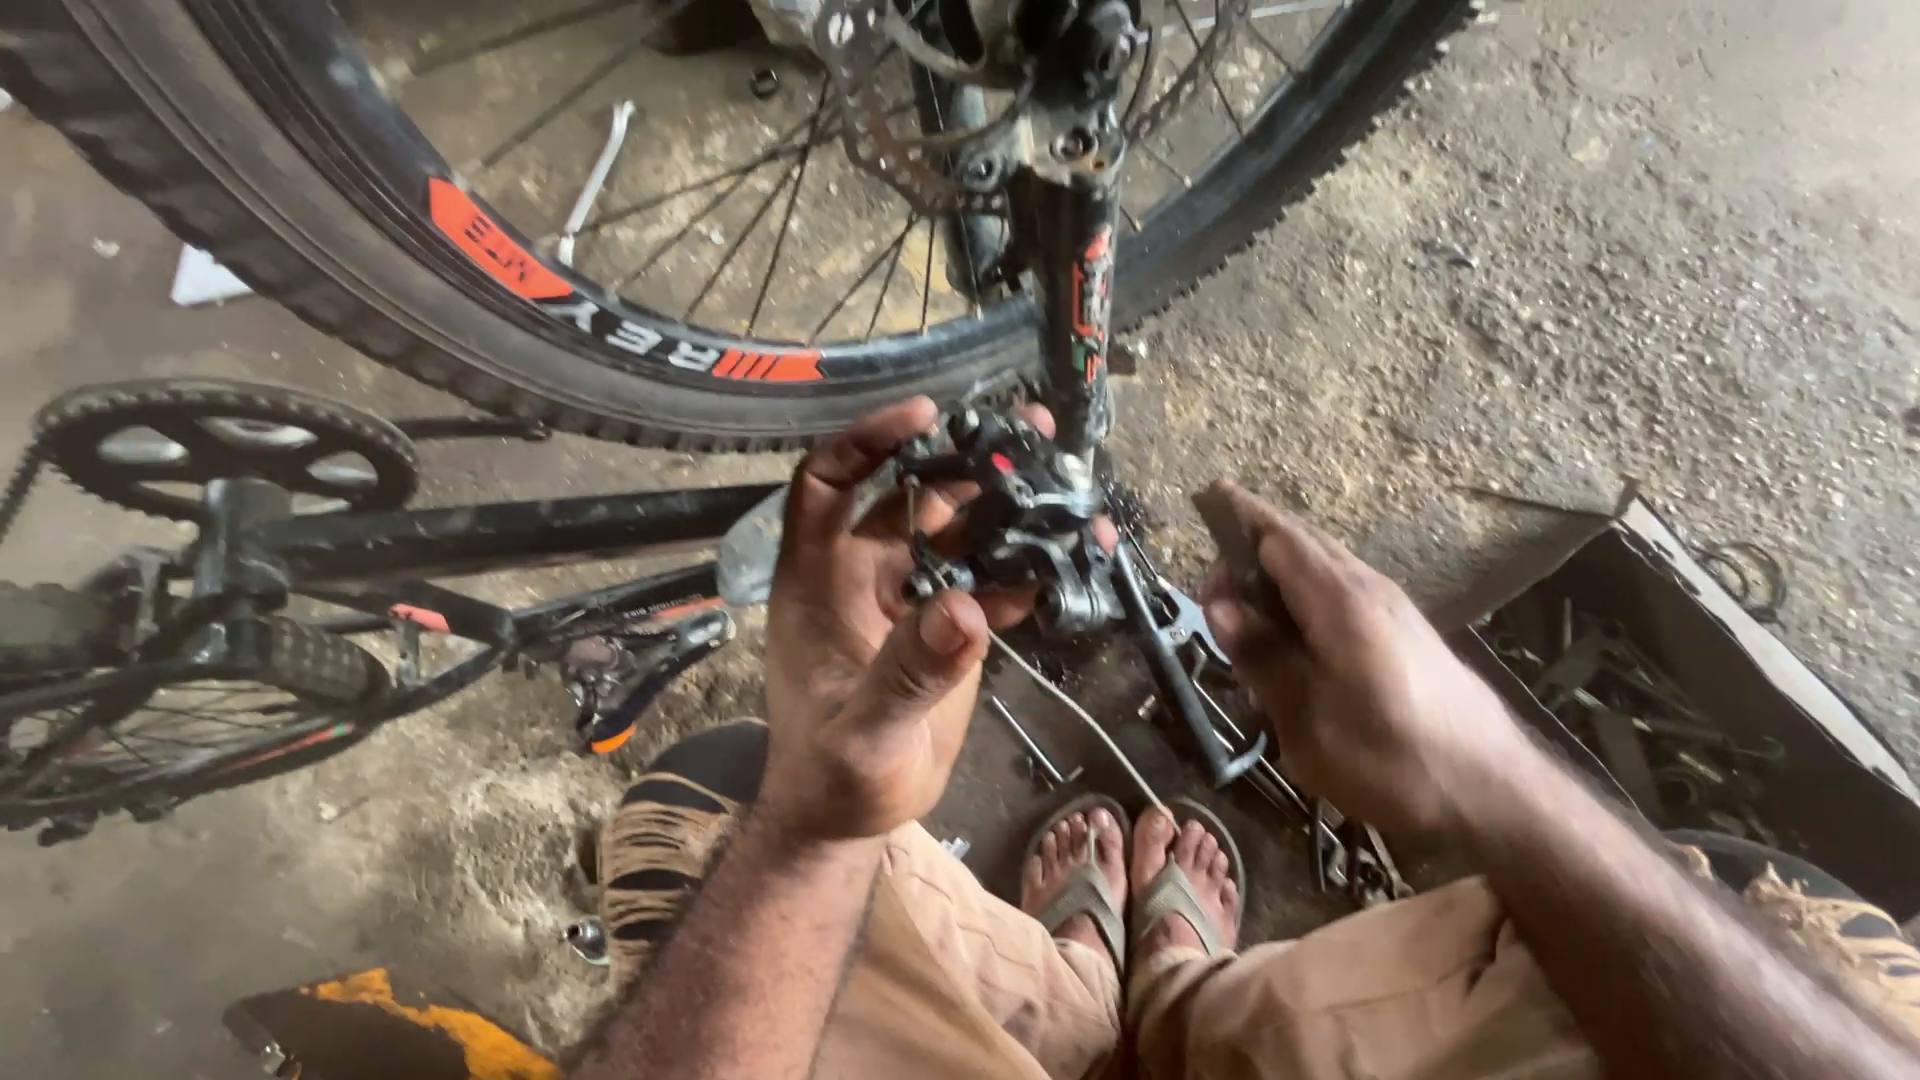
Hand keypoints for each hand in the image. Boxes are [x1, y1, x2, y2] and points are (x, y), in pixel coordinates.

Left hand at [758, 397, 1070, 842]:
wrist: (849, 815)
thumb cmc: (834, 777)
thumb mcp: (862, 733)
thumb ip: (906, 674)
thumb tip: (964, 609)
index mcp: (820, 582)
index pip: (827, 485)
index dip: (866, 442)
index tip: (924, 415)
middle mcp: (862, 576)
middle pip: (912, 497)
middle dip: (964, 463)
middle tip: (1026, 433)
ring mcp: (909, 599)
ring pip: (958, 533)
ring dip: (1006, 506)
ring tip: (1062, 478)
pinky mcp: (945, 628)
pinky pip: (988, 582)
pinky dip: (1025, 567)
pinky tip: (1074, 554)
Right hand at [1198, 481, 1532, 832]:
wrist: (1496, 793)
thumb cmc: (1393, 760)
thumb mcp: (1307, 721)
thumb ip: (1262, 657)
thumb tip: (1219, 606)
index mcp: (1340, 602)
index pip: (1278, 537)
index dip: (1239, 518)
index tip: (1205, 501)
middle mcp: (1367, 590)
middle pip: (1299, 544)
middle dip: (1248, 552)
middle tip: (1213, 598)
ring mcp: (1391, 608)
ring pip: (1319, 568)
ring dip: (1274, 581)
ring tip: (1245, 630)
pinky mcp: (1402, 630)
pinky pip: (1338, 593)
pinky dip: (1300, 601)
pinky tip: (1291, 649)